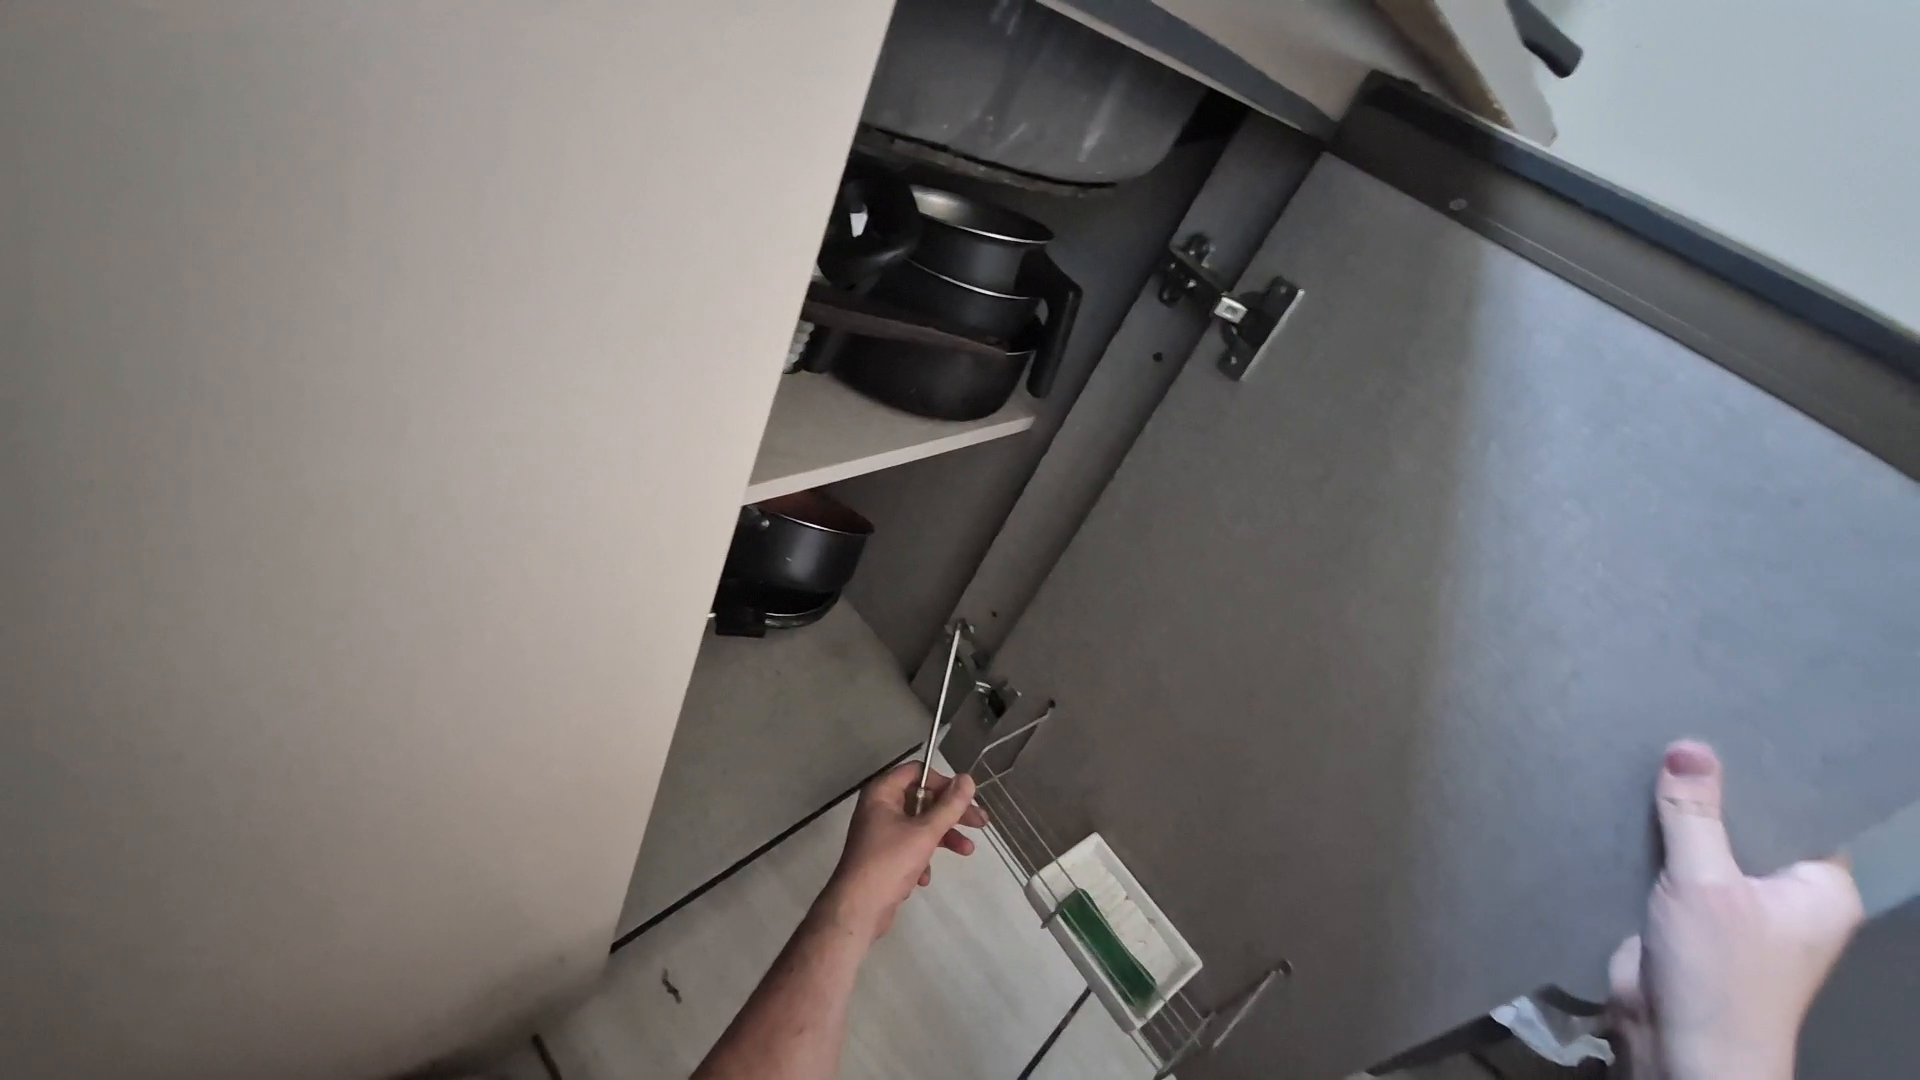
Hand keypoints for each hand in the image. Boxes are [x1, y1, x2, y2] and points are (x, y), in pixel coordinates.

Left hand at [817, 762, 986, 943]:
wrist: (857, 909)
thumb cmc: (889, 863)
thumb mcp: (925, 832)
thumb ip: (949, 806)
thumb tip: (967, 778)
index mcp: (882, 792)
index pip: (918, 772)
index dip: (944, 782)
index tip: (966, 798)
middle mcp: (879, 807)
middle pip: (922, 799)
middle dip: (951, 814)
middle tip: (980, 823)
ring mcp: (880, 832)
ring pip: (919, 825)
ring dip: (942, 837)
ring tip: (967, 851)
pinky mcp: (883, 855)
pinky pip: (910, 846)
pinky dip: (922, 857)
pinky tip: (924, 877)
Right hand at [1608, 741, 1863, 1079]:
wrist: (1679, 1042)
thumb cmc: (1719, 969)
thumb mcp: (1707, 884)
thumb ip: (1695, 817)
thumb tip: (1690, 746)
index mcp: (1817, 891)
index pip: (1800, 816)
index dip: (1766, 774)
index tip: (1724, 728)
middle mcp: (1780, 895)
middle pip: (1743, 825)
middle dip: (1706, 789)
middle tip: (1667, 732)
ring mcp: (1729, 907)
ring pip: (1700, 844)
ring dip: (1668, 815)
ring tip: (1632, 758)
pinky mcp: (1681, 915)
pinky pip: (1666, 864)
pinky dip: (1644, 840)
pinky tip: (1613, 808)